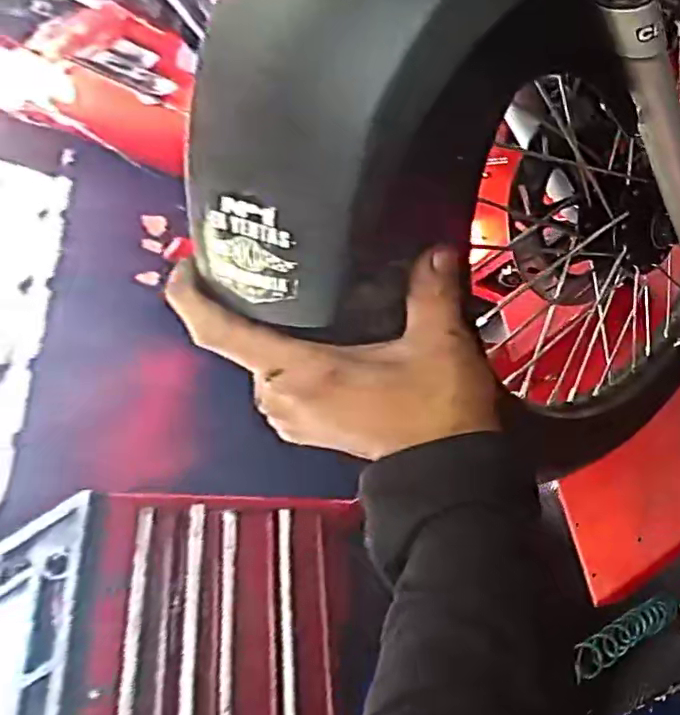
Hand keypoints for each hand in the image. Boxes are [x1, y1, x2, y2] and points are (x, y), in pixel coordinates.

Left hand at [166, 246, 500, 459]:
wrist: (451, 459)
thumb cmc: (439, 412)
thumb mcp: (440, 340)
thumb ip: (432, 292)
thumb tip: (434, 255)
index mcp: (298, 373)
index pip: (215, 329)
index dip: (192, 292)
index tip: (192, 265)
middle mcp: (282, 399)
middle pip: (250, 345)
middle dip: (272, 317)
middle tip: (301, 291)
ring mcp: (295, 418)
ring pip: (274, 369)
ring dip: (297, 346)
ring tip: (332, 326)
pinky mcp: (316, 430)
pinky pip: (294, 391)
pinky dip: (311, 371)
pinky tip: (346, 361)